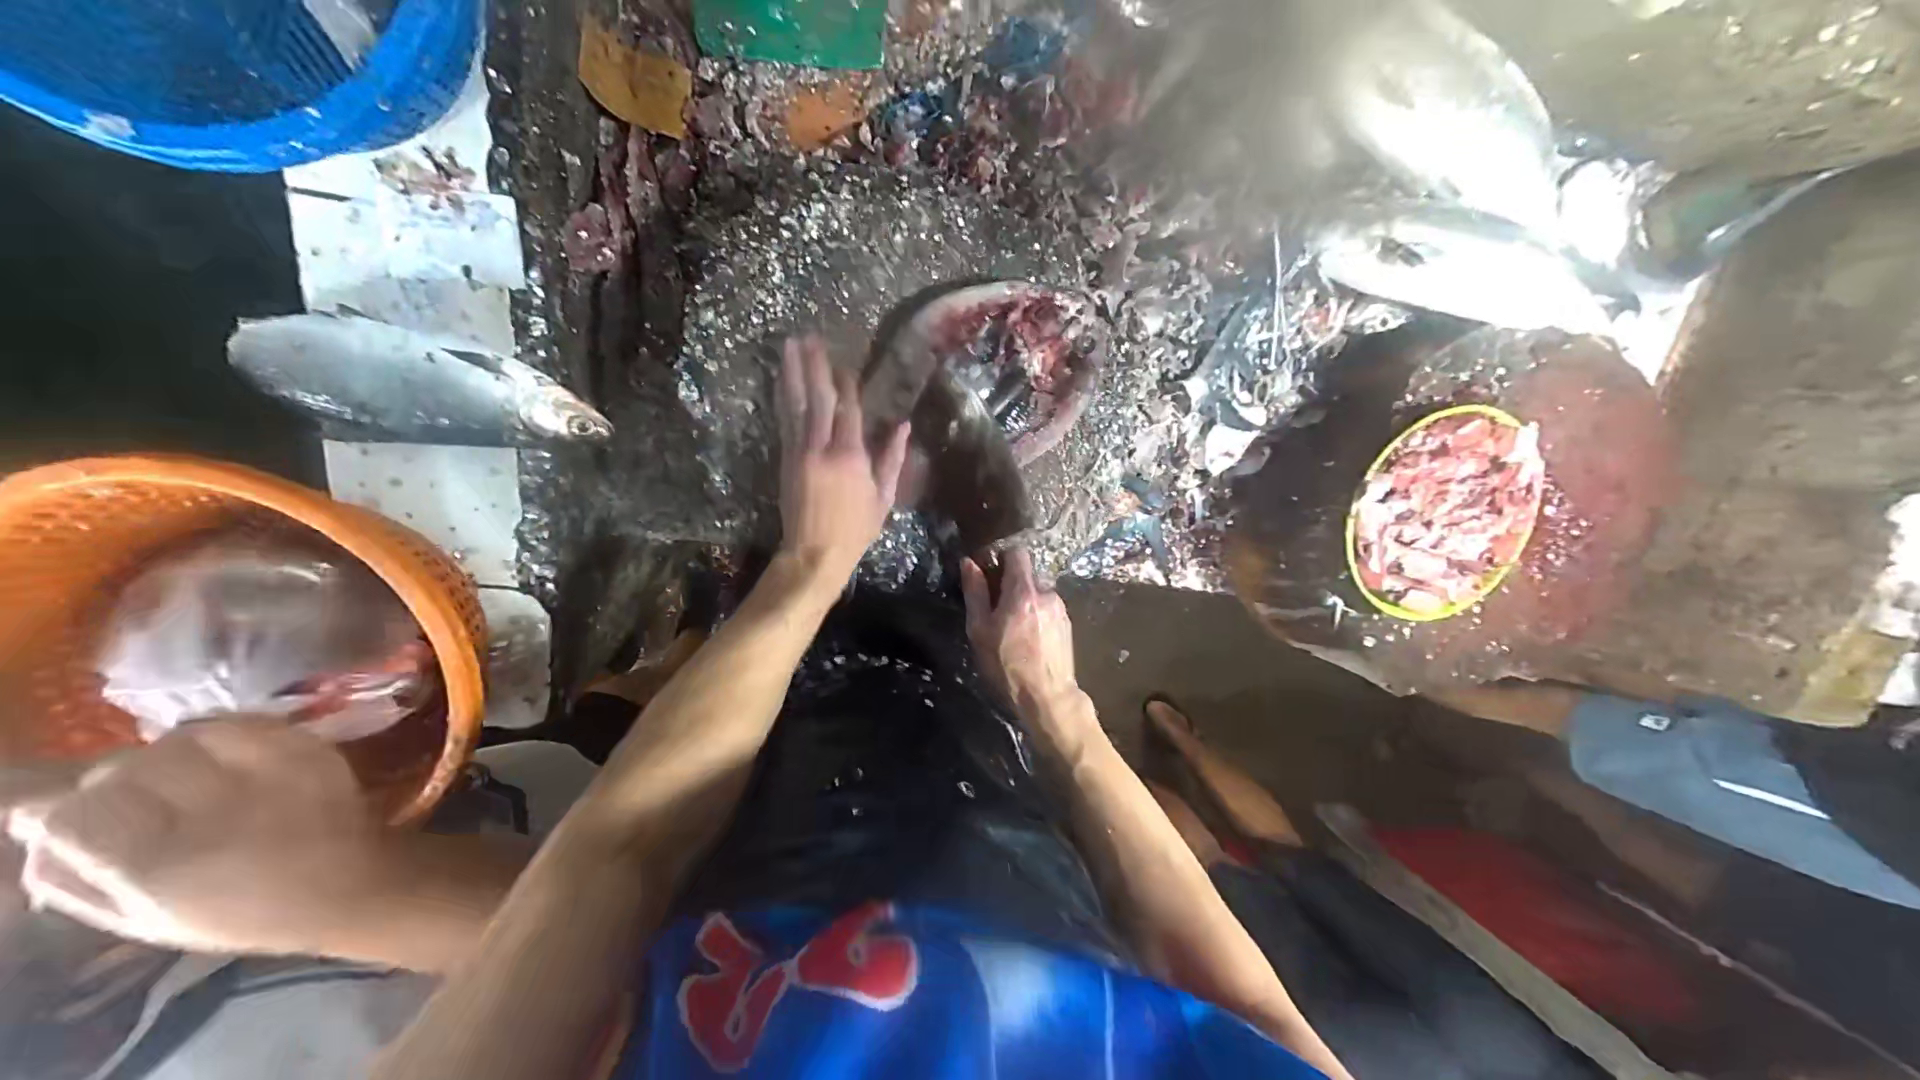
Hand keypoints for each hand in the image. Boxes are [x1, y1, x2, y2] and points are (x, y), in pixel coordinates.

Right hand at [6, 719, 391, 955]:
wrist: (345, 885)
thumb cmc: (236, 910)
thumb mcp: (136, 916)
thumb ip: (68, 872)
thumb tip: (27, 816)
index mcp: (159, 868)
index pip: (72, 812)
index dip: (63, 811)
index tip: (80, 818)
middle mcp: (214, 814)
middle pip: (124, 767)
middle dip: (117, 779)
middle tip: (144, 799)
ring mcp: (271, 774)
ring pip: (181, 736)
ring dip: (171, 751)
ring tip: (187, 777)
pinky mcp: (312, 750)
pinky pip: (243, 721)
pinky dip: (222, 731)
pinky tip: (225, 757)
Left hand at [776, 335, 910, 583]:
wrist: (814, 553)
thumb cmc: (856, 529)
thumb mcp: (883, 497)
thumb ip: (891, 459)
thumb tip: (902, 426)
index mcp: (850, 456)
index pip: (848, 409)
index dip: (847, 383)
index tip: (846, 363)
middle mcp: (821, 447)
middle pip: (817, 398)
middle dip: (814, 366)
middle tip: (810, 337)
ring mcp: (799, 452)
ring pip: (795, 405)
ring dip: (791, 373)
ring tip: (789, 346)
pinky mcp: (786, 460)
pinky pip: (784, 422)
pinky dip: (782, 399)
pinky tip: (780, 382)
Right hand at [961, 546, 1085, 726]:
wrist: (1047, 697)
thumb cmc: (1006, 666)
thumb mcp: (980, 631)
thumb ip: (975, 593)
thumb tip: (969, 563)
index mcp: (1023, 591)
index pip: (1017, 553)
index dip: (1002, 559)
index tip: (990, 574)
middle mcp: (1047, 594)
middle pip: (1027, 575)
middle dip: (1012, 587)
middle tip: (997, 612)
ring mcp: (1060, 609)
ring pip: (1038, 594)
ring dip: (1025, 603)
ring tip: (1014, 630)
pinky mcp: (1068, 624)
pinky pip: (1048, 609)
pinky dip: (1037, 616)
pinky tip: (1030, 639)